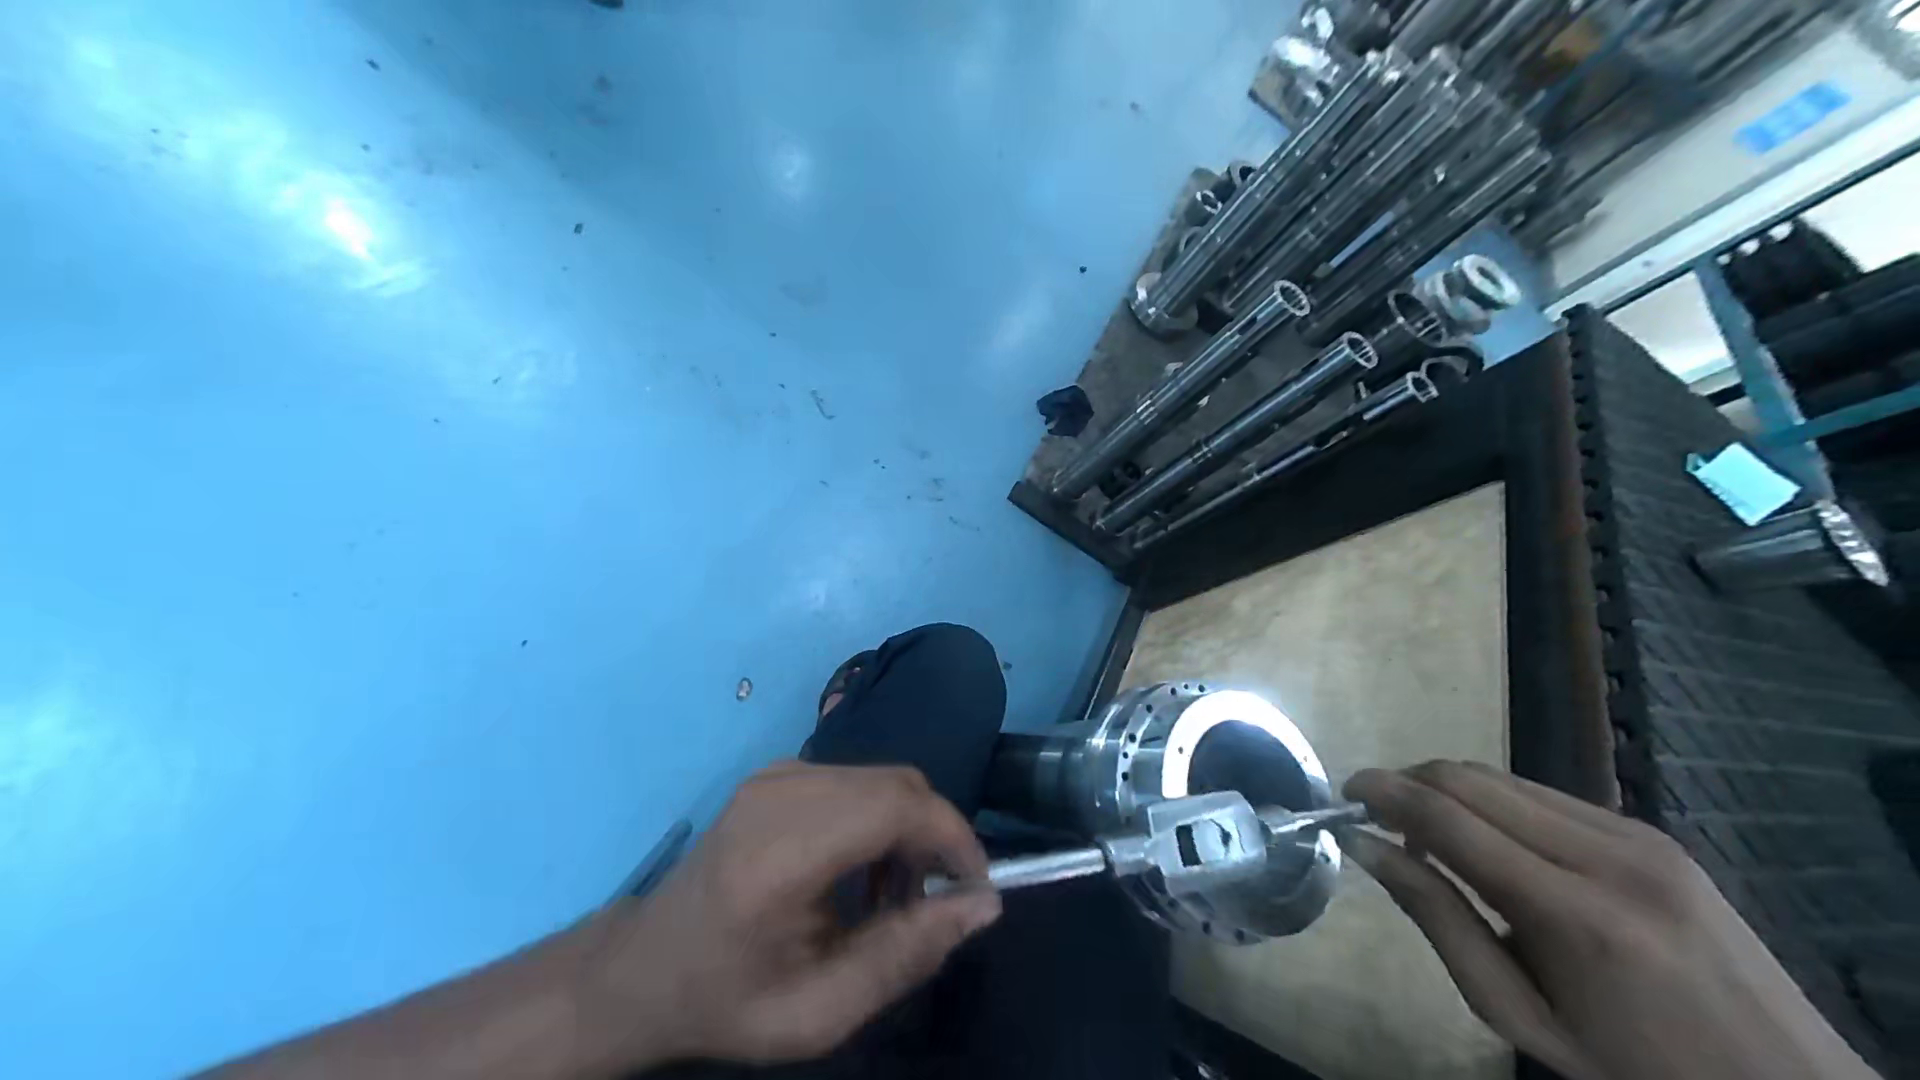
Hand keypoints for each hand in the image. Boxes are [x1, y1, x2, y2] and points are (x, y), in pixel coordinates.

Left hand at [577, 762, 1001, 1069]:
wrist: (644, 965)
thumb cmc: (728, 999)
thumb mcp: (819, 1012)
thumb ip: (905, 955)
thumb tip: (982, 905)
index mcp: (781, 852)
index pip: (895, 806)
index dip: (952, 838)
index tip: (975, 889)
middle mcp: (781, 792)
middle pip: (898, 784)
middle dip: (936, 838)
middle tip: (933, 902)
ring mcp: (778, 774)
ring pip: (884, 780)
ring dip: (909, 830)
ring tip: (892, 898)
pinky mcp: (781, 771)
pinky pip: (859, 780)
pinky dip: (882, 819)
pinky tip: (862, 871)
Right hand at [1342, 761, 1877, 1079]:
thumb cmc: (1630, 1066)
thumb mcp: (1515, 1012)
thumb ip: (1434, 917)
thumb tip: (1364, 845)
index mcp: (1575, 915)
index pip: (1447, 817)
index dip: (1382, 792)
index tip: (1343, 795)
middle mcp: (1609, 856)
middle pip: (1469, 779)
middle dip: (1406, 782)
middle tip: (1375, 814)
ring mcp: (1639, 837)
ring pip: (1501, 777)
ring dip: (1446, 790)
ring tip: (1426, 831)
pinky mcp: (1652, 833)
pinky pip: (1541, 794)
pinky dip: (1491, 802)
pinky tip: (1488, 841)